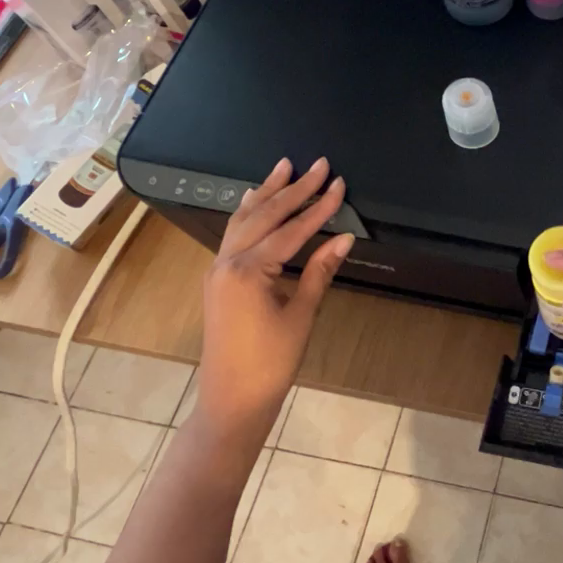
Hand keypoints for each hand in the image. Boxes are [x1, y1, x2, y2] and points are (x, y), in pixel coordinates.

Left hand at [198, 157, 354, 443]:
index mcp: (247, 271)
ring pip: (244, 220)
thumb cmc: (271, 361)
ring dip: (267, 193)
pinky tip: (255, 201)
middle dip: (294, 189)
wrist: (232, 398)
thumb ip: (320, 271)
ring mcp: (218, 269)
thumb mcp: (301, 314)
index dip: (319, 207)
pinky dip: (248, 213)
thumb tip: (344, 239)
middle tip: (318, 164)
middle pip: (265, 216)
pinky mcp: (218, 279)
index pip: (291, 229)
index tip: (339, 184)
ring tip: (284, 166)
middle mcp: (227, 262)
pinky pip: (233, 234)